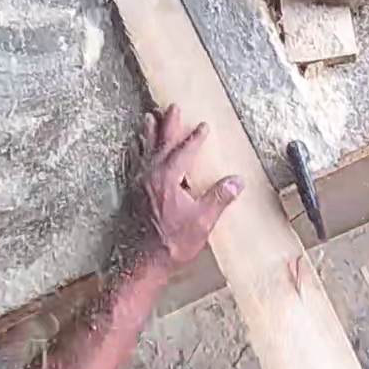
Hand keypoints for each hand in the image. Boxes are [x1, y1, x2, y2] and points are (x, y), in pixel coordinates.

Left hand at [124, 105, 242, 275]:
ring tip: (148, 118)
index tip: (203, 126)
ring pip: (143, 150)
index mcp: (168, 178)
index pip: (185, 152)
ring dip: (148, 133)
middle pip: (160, 143)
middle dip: (168, 124)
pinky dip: (136, 151)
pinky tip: (134, 148)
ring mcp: (138, 183)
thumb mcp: (202, 221)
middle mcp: (150, 175)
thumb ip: (219, 198)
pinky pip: (133, 163)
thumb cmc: (172, 242)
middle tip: (172, 107)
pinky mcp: (131, 193)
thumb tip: (237, 181)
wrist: (142, 261)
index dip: (195, 138)